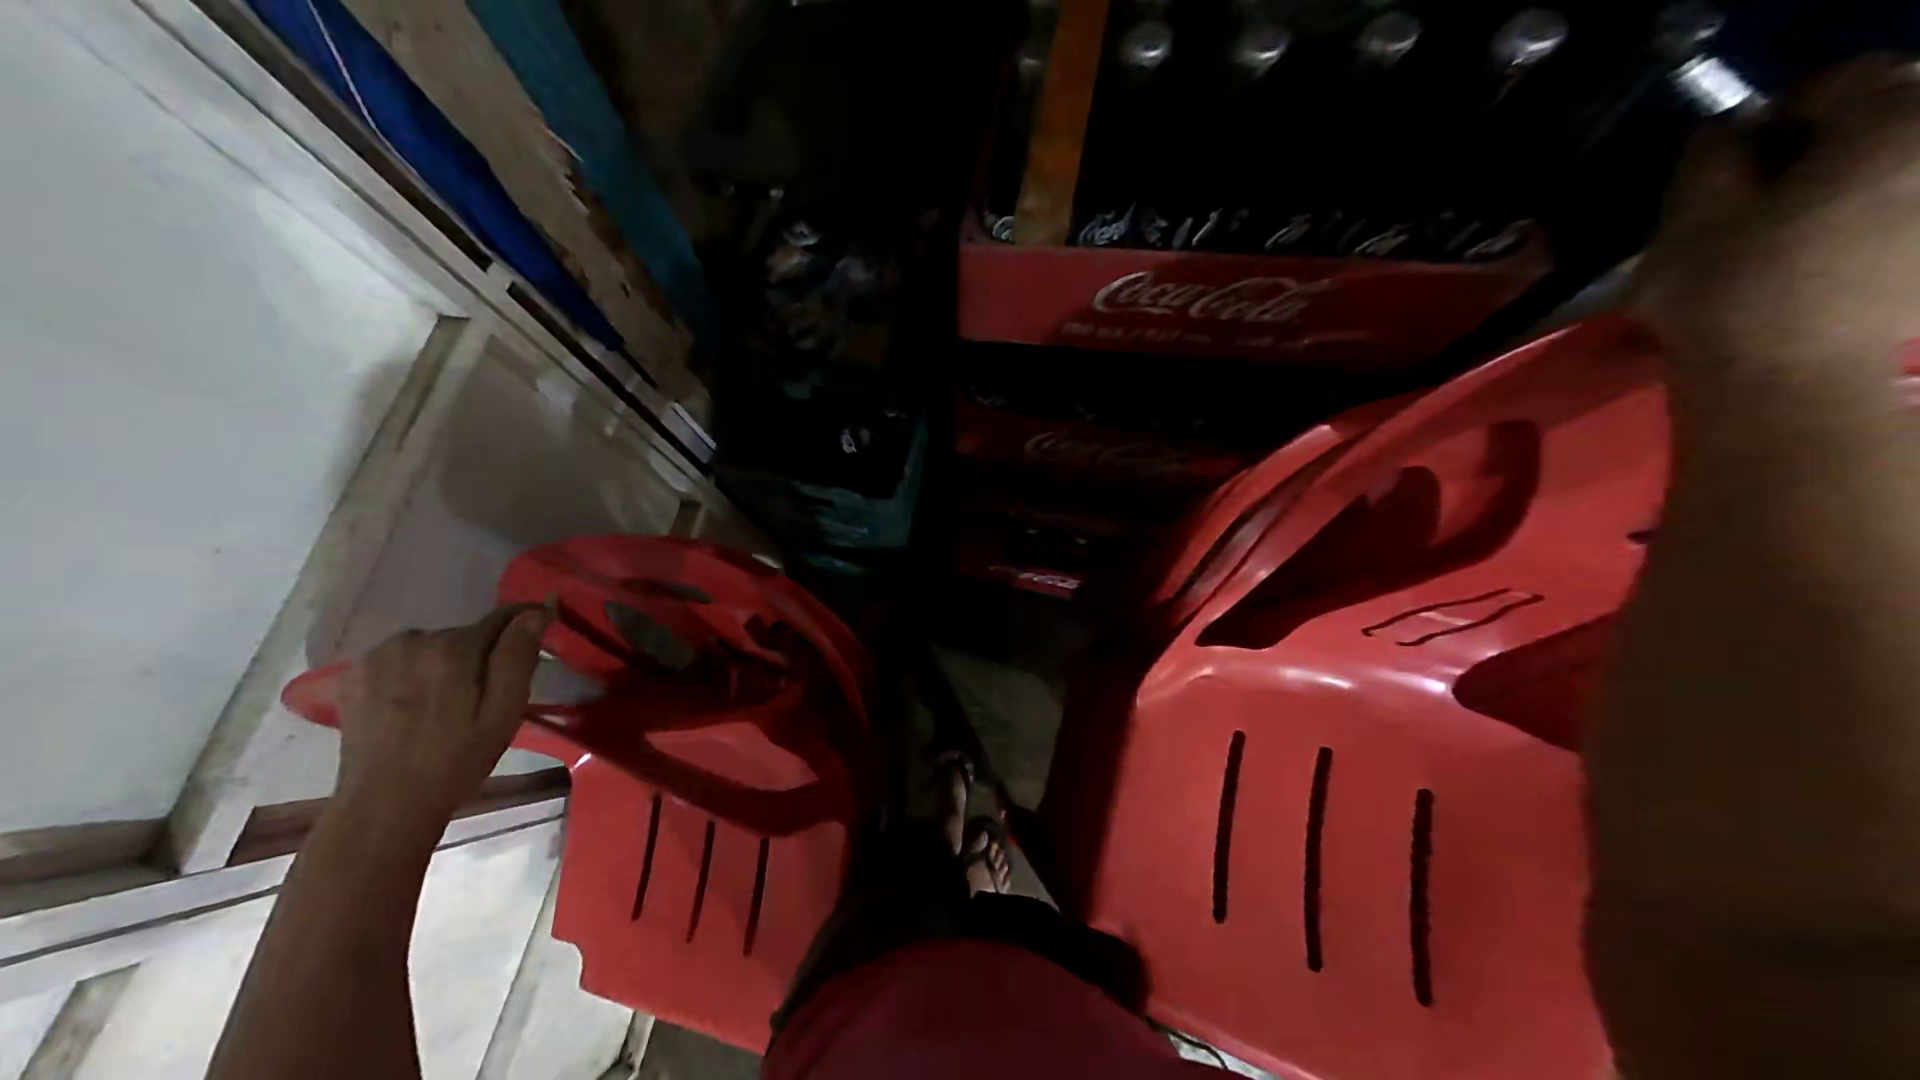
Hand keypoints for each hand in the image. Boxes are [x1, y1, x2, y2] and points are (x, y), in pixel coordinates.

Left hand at [331, 605, 552, 829]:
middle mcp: (413, 641)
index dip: (526, 623)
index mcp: (454, 650)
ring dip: (447, 662)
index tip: (540, 636)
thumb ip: (517, 657)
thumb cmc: (457, 761)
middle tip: (488, 694)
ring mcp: (377, 656)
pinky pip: (401, 658)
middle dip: (483, 654)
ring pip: (433, 644)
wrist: (384, 806)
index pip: (503, 617)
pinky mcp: (353, 673)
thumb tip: (534, 612)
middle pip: (467, 633)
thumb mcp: (504, 713)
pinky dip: (414, 671)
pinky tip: (415, 703)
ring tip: (449, 701)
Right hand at [1632, 56, 1919, 375]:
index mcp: (1896, 120)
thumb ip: (1708, 162)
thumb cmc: (1730, 294)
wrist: (1790, 385)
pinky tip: (1823, 271)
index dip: (1779, 113)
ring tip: (1790, 240)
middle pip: (1886, 124)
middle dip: (1824, 153)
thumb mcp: (1687, 223)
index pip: (1843, 80)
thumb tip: (1727, 132)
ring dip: (1847, 194)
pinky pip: (1902, 227)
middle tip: (1760, 200)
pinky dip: (1869, 234)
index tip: (1733, 157)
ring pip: (1896, 178)